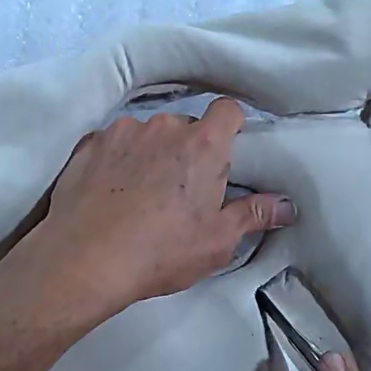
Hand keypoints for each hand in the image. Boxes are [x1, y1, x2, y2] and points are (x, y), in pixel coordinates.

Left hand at [10, 97, 293, 323]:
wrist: (83, 261)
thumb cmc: (161, 251)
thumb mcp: (218, 241)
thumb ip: (255, 215)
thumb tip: (287, 205)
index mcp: (203, 145)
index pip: (228, 109)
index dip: (232, 126)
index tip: (229, 152)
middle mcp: (164, 127)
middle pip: (188, 125)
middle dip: (191, 149)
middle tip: (186, 190)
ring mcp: (123, 132)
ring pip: (150, 134)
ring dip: (155, 153)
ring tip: (145, 193)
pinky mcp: (89, 144)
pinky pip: (116, 143)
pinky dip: (120, 160)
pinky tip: (114, 192)